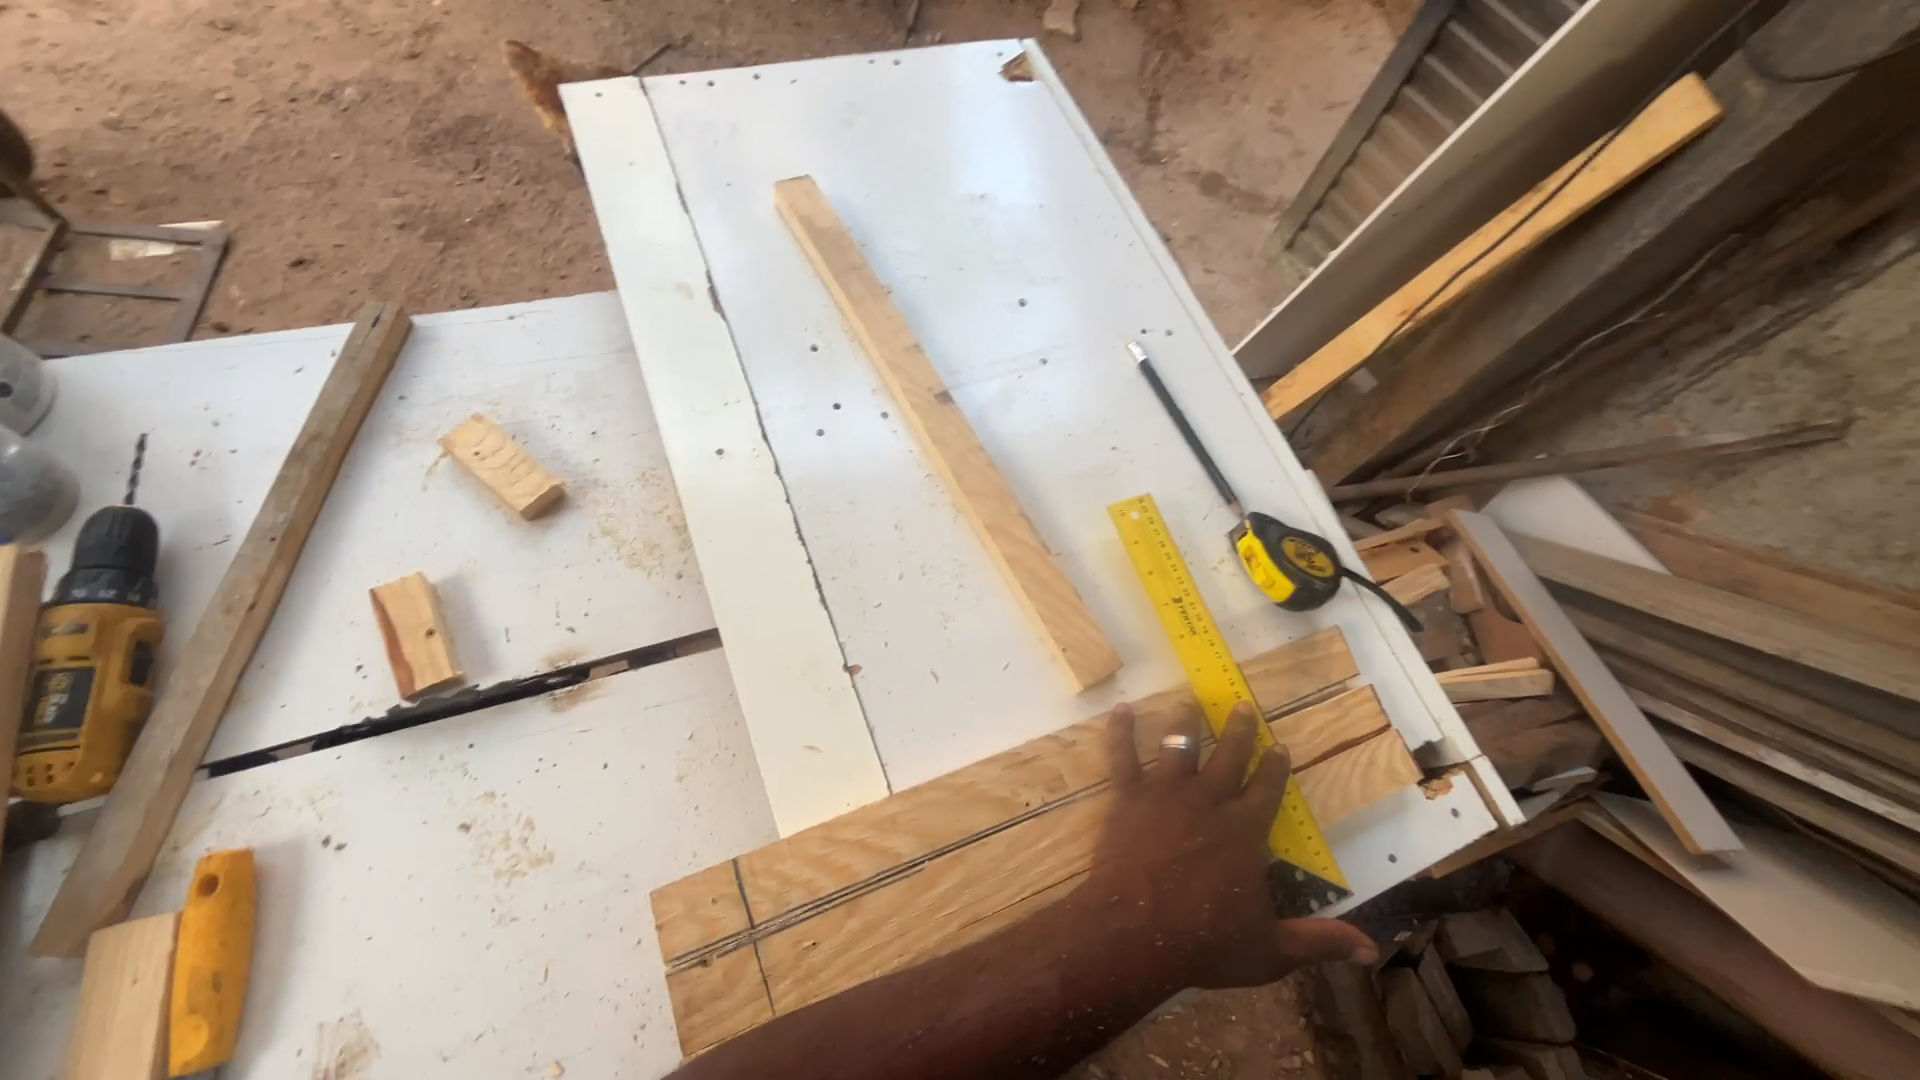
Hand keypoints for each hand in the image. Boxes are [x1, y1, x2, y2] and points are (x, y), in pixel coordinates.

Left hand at [1076, 702, 1378, 989]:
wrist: (1134, 932)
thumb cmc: (1203, 941)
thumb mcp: (1270, 951)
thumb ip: (1318, 942)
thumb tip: (1370, 949)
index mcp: (1244, 830)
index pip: (1266, 789)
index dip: (1275, 767)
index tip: (1280, 745)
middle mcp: (1208, 801)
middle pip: (1228, 756)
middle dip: (1238, 730)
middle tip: (1241, 705)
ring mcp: (1166, 794)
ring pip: (1179, 745)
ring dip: (1186, 720)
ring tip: (1188, 699)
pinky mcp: (1128, 797)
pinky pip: (1122, 755)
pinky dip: (1121, 730)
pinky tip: (1121, 708)